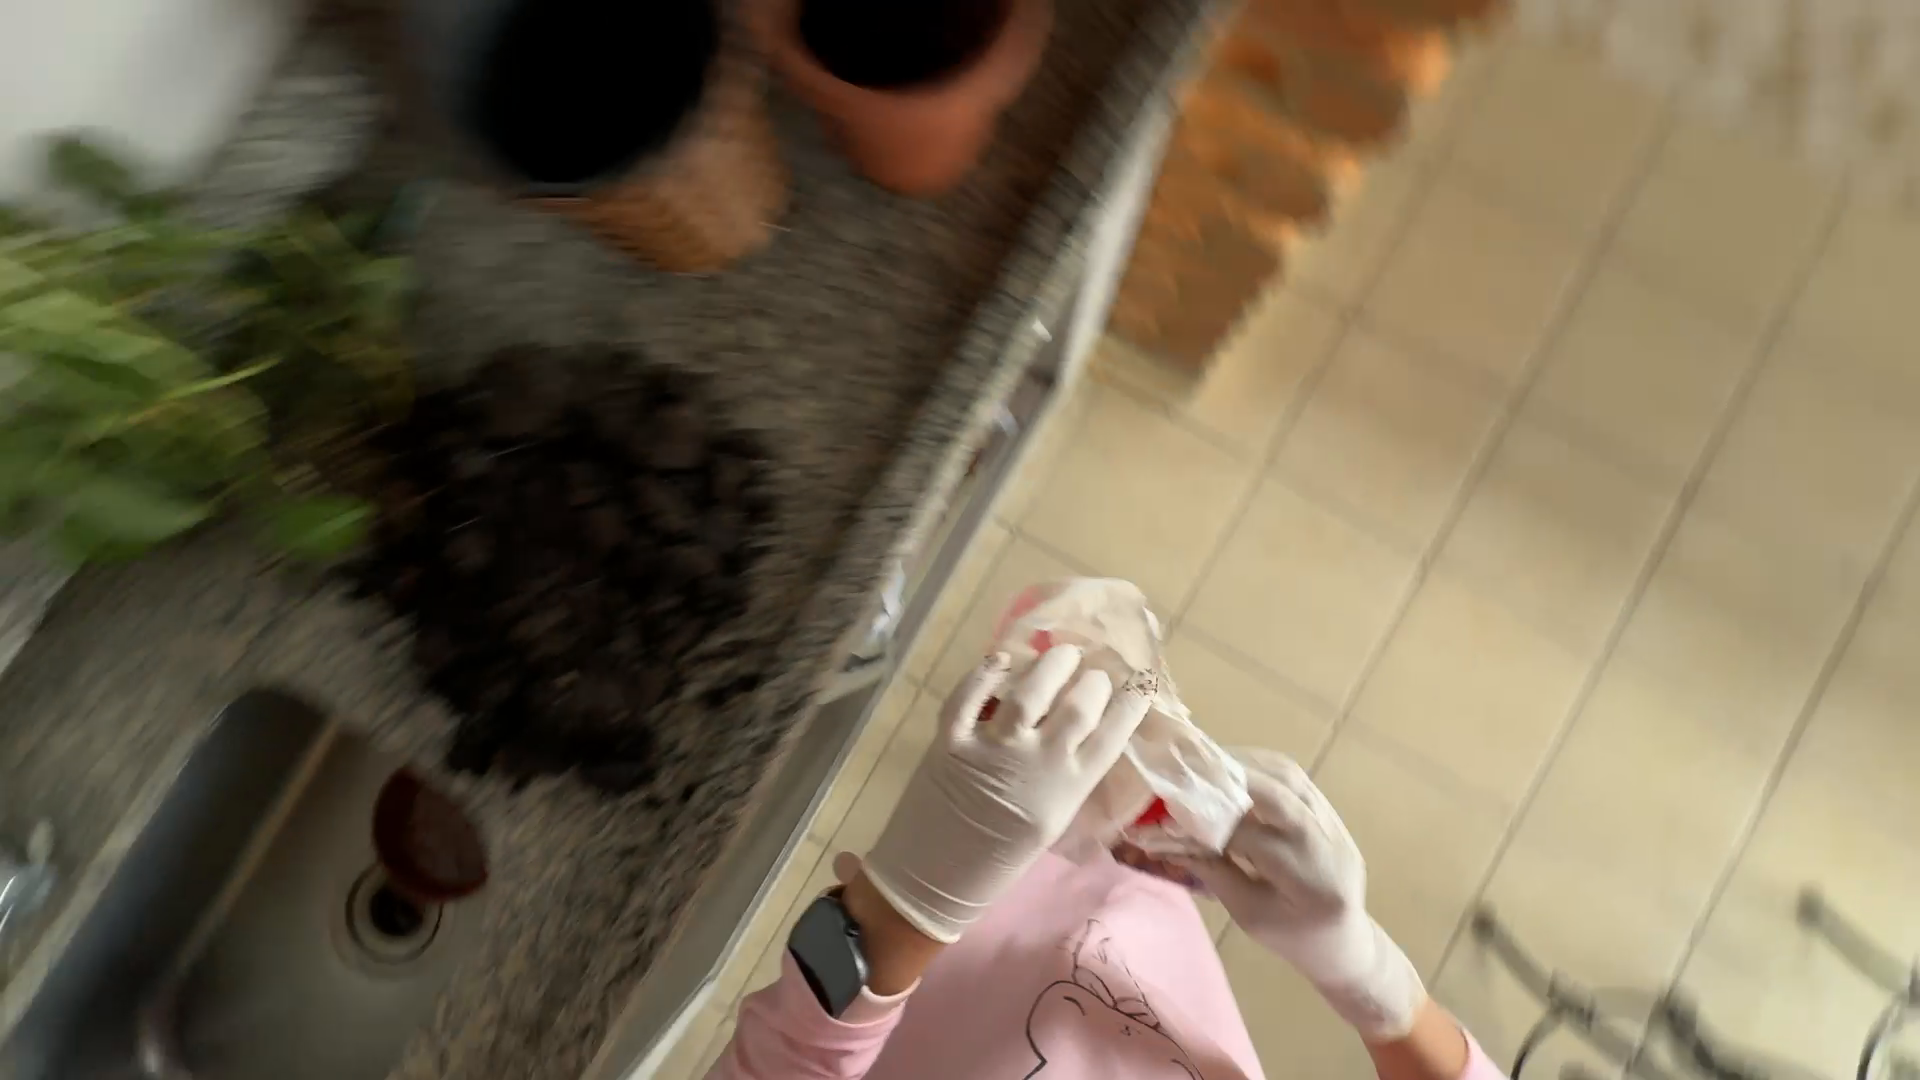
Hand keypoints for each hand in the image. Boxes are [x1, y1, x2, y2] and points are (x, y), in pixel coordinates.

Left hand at [861, 646, 1154, 943]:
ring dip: (1049, 665)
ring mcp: (992, 749)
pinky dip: (985, 673)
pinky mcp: (951, 741)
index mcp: (1067, 789)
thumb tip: (1085, 725)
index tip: (1141, 680)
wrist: (933, 879)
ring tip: (1060, 653)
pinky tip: (1002, 660)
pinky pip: (969, 696)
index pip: (1113, 734)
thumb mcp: (1050, 820)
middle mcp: (1037, 764)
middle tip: (1093, 669)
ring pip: (1029, 691)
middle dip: (1093, 679)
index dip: (1131, 702)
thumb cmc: (999, 857)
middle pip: (1078, 705)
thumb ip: (1066, 774)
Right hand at [1186, 750, 1426, 1041]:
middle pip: (1276, 793)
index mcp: (1312, 882)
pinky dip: (1256, 766)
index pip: (1251, 836)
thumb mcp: (1247, 914)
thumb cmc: (1292, 938)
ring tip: (1204, 766)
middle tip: (1184, 773)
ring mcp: (1334, 823)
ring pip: (1286, 775)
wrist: (1346, 942)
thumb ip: (1211, 869)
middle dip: (1225, 778)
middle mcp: (1329, 845)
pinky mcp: (1329, 811)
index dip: (1207, 821)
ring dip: (1241, 763)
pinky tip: (1231, 770)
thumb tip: (1162, 834)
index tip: (1167, 815)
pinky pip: (1292, 776)